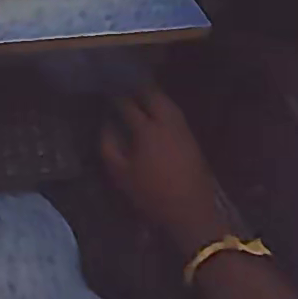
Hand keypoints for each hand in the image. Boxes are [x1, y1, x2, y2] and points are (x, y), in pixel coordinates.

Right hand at [99, 86, 229, 252]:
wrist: (191, 214)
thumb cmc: (151, 195)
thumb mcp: (120, 173)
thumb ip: (108, 146)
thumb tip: (106, 125)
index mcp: (146, 131)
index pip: (128, 105)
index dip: (116, 96)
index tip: (105, 91)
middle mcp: (167, 124)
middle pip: (153, 96)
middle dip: (138, 88)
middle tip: (124, 84)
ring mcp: (183, 131)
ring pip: (168, 103)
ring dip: (154, 95)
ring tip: (140, 92)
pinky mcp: (192, 140)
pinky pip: (176, 114)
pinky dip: (164, 106)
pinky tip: (157, 111)